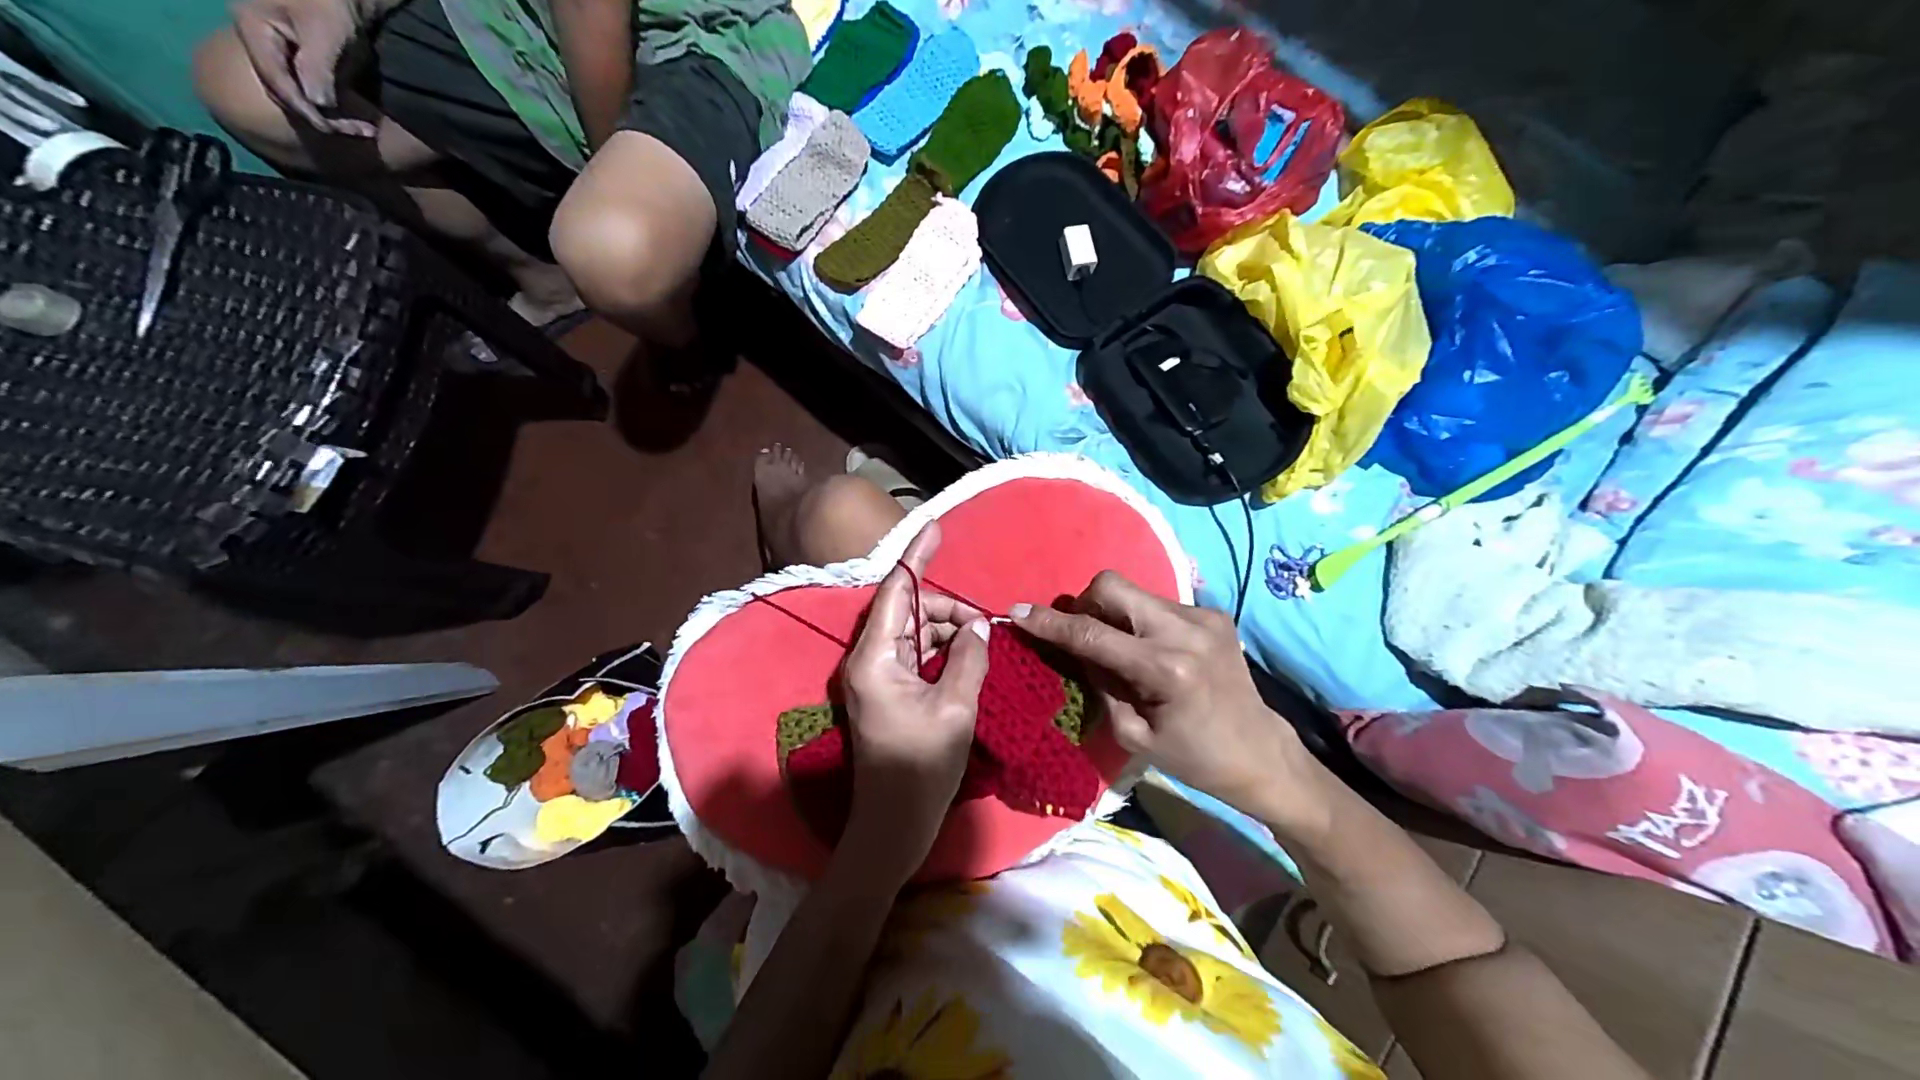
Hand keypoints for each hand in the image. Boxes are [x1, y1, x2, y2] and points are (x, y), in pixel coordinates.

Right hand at [231, 0, 377, 135]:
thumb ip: (316, 66)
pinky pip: (313, 95)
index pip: (274, 80)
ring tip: (367, 131)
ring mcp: (278, 57)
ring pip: (301, 99)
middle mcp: (260, 46)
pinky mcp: (299, 66)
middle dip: (322, 118)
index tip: (330, 129)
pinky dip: (337, 111)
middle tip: (362, 132)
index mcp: (253, 30)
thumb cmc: (329, 3)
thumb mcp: (324, 32)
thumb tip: (317, 103)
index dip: (303, 108)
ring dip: (333, 119)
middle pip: (285, 94)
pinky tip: (362, 122)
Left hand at [839, 523, 990, 879]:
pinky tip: (967, 655)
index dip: (916, 557)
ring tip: (981, 642)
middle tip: (984, 627)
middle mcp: (868, 659)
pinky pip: (915, 654)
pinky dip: (941, 650)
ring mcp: (876, 676)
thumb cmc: (921, 769)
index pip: (896, 591)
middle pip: (908, 611)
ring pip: (914, 632)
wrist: (892, 825)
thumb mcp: (955, 710)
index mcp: (875, 658)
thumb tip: (977, 627)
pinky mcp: (887, 691)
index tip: (935, 526)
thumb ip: (967, 659)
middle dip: (946, 608)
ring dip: (946, 630)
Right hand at [1012, 571, 1330, 839]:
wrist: (1261, 754)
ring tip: (1118, 647)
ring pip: (1133, 591)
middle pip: (1112, 586)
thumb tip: (1072, 647)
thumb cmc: (1193, 758)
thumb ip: (1098, 683)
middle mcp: (1185, 630)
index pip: (1092, 635)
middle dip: (1084, 604)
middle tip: (1081, 634)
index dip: (1050, 623)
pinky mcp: (1213, 613)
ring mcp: (1203, 616)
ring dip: (1113, 612)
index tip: (1019, 613)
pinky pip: (1157, 603)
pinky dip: (1139, 620)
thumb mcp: (1132, 734)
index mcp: (1165, 670)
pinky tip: (1150, 649)